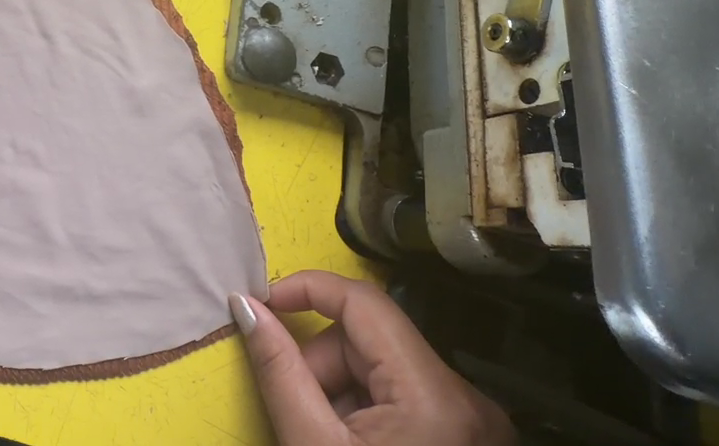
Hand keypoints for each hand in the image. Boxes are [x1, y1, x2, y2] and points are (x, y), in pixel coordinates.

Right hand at [231, 271, 515, 445]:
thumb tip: (244, 304)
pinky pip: (402, 396)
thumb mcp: (311, 444)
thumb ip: (278, 367)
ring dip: (340, 388)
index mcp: (436, 396)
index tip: (261, 305)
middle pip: (370, 340)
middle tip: (297, 407)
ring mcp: (474, 422)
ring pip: (383, 368)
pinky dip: (365, 410)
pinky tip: (353, 445)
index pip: (362, 302)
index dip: (305, 289)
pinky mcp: (469, 439)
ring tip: (326, 437)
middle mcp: (468, 399)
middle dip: (320, 361)